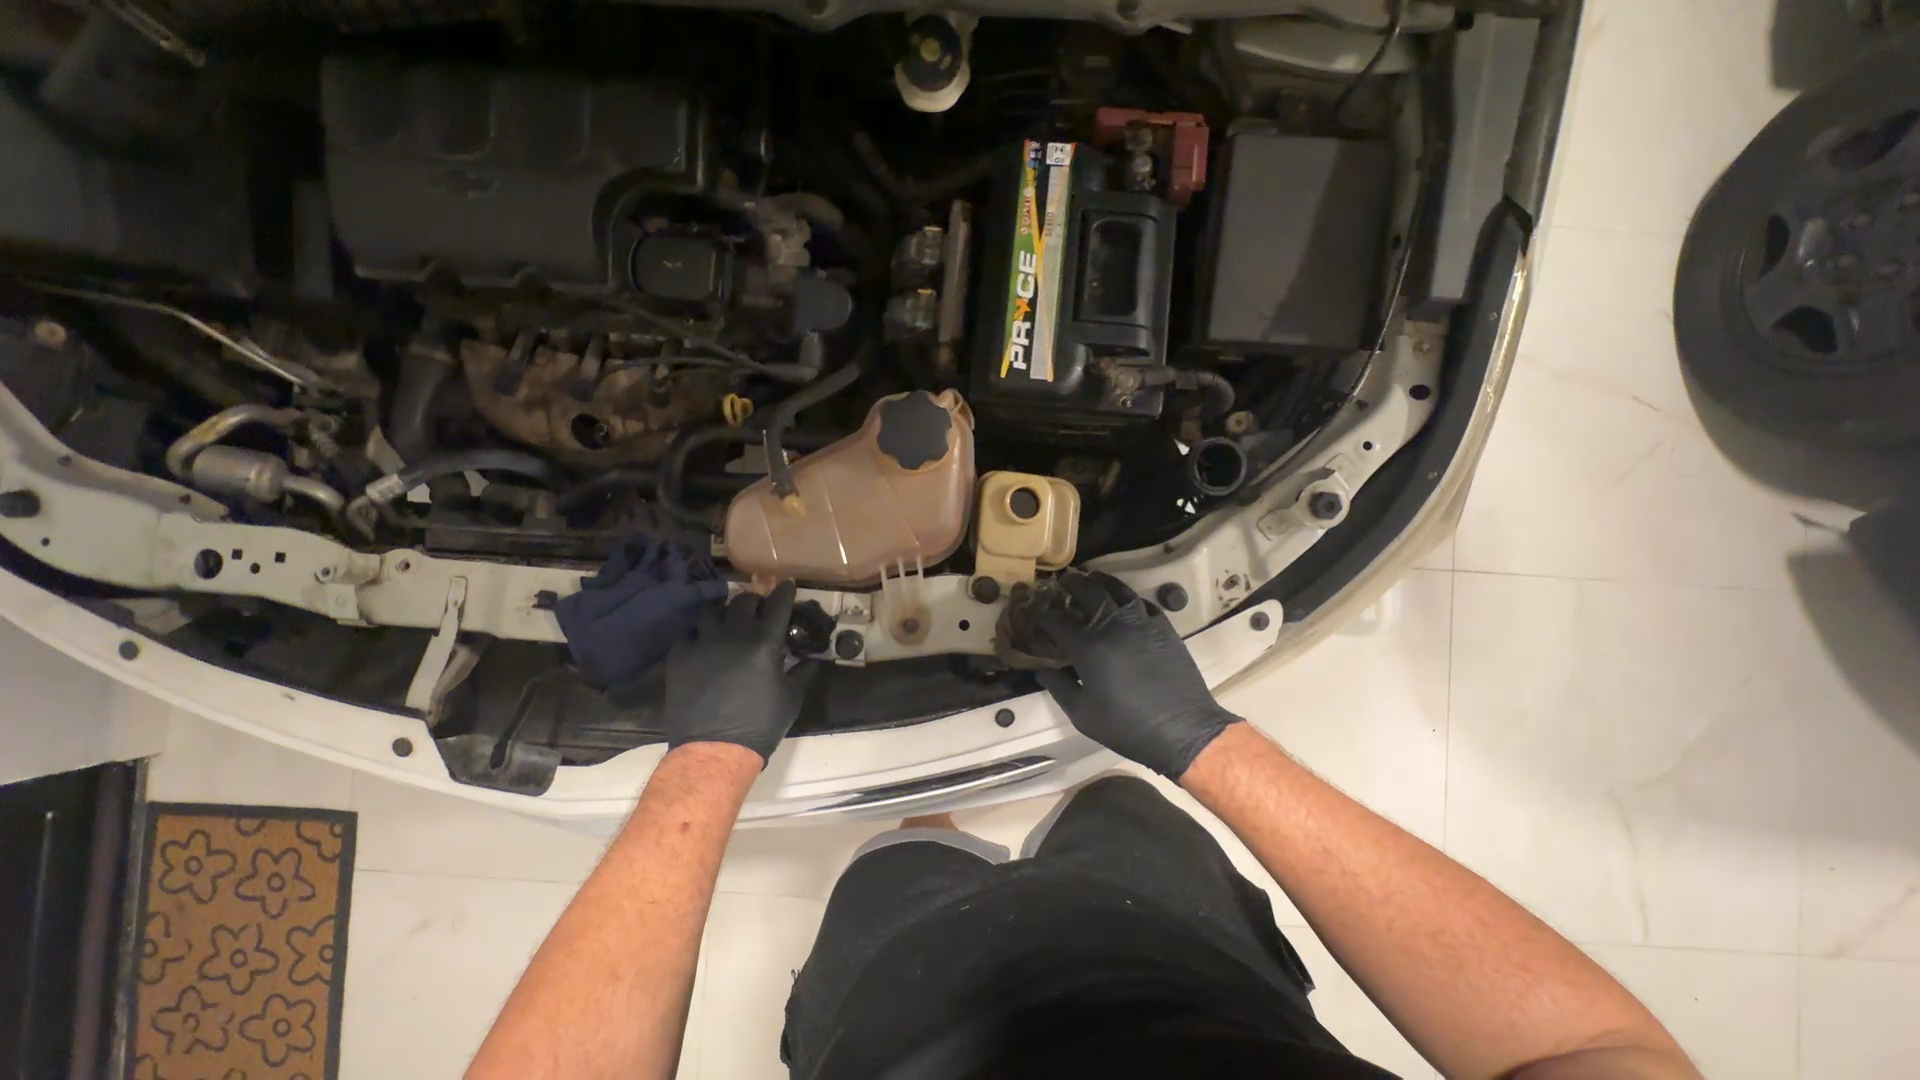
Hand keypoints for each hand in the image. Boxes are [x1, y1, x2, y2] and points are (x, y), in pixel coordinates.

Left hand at [663, 580, 814, 763]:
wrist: (716, 748)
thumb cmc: (761, 724)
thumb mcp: (791, 699)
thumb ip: (802, 673)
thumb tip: (811, 660)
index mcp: (765, 642)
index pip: (778, 605)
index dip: (784, 592)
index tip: (787, 585)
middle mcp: (734, 634)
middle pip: (743, 602)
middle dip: (753, 601)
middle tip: (757, 608)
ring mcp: (703, 643)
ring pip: (712, 612)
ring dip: (724, 613)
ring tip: (727, 621)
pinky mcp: (680, 657)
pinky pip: (687, 633)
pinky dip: (698, 633)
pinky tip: (702, 641)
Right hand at [1033, 571, 1241, 779]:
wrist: (1181, 729)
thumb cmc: (1126, 726)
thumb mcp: (1082, 714)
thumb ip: (1059, 688)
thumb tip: (1041, 670)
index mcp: (1088, 647)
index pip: (1057, 621)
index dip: (1042, 614)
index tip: (1035, 612)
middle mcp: (1113, 626)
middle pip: (1088, 592)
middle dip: (1071, 584)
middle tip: (1062, 582)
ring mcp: (1142, 623)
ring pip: (1118, 590)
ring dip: (1101, 581)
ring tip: (1092, 578)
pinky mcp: (1164, 628)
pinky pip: (1143, 603)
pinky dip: (1129, 598)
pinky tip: (1125, 601)